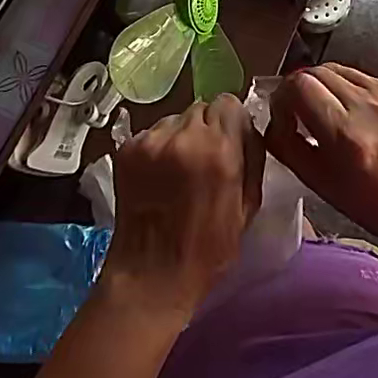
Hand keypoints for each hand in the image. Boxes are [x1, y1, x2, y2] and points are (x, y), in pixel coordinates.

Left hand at [104, 95, 262, 312]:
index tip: (229, 142)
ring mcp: (151, 141)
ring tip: (177, 171)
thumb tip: (247, 127)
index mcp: (219, 150)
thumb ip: (250, 157)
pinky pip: (150, 134)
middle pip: (200, 108)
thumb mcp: (248, 206)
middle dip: (206, 129)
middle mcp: (183, 136)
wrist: (151, 274)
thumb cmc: (207, 249)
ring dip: (180, 136)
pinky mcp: (127, 148)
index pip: (228, 103)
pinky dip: (157, 148)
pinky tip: (157, 176)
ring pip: (174, 119)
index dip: (231, 122)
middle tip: (204, 160)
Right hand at [264, 63, 377, 255]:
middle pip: (310, 73)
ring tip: (317, 111)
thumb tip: (270, 122)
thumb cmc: (372, 203)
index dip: (281, 99)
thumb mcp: (319, 183)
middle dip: (294, 90)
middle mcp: (366, 107)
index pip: (299, 87)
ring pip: (329, 69)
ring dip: (314, 85)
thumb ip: (286, 146)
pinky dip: (336, 86)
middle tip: (294, 114)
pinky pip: (351, 74)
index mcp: (347, 135)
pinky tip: (341, 109)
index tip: (282, 119)